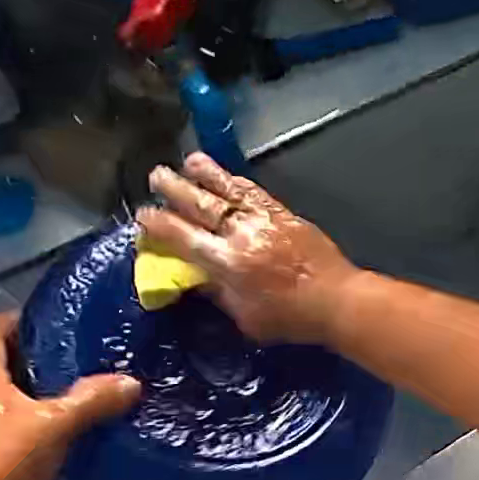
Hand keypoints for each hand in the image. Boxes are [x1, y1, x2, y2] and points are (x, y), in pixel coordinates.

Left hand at [0, 313, 139, 479]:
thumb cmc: (0, 460)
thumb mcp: (54, 426)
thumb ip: (92, 401)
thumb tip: (132, 381)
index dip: (19, 320)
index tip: (53, 319)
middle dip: (26, 353)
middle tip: (67, 353)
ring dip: (23, 386)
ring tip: (64, 386)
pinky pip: (0, 418)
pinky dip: (22, 413)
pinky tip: (50, 424)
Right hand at [136, 153, 361, 343]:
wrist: (336, 299)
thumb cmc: (290, 318)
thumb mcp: (247, 318)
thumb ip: (220, 295)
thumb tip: (198, 278)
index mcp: (226, 263)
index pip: (182, 238)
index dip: (159, 226)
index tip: (143, 216)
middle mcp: (240, 234)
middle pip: (200, 204)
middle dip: (174, 188)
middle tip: (156, 175)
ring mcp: (263, 220)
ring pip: (227, 190)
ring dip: (205, 173)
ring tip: (188, 160)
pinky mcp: (284, 214)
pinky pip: (255, 192)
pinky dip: (237, 181)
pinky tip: (228, 176)